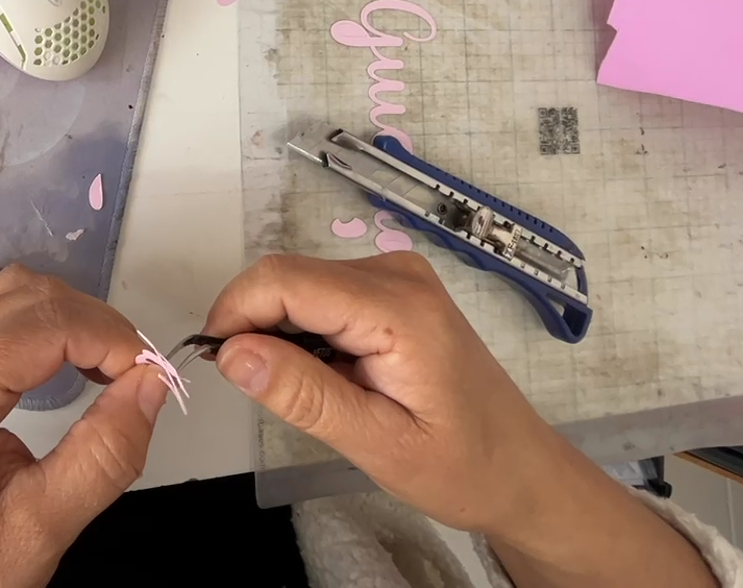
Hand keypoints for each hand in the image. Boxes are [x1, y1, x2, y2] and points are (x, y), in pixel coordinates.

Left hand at [0, 266, 174, 587]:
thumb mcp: (44, 526)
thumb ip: (105, 454)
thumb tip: (151, 382)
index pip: (44, 324)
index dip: (109, 338)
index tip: (151, 374)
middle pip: (29, 297)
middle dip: (96, 325)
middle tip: (137, 375)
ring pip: (8, 288)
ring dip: (66, 312)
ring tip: (102, 362)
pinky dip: (23, 306)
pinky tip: (45, 338)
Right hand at [202, 254, 717, 587]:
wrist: (526, 471)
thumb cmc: (464, 468)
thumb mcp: (379, 445)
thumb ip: (303, 395)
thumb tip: (231, 353)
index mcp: (397, 307)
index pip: (283, 281)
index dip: (235, 312)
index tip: (216, 360)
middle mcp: (392, 271)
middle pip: (285, 276)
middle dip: (251, 322)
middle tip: (254, 382)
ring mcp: (392, 272)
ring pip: (295, 281)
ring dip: (274, 326)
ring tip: (297, 383)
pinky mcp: (387, 284)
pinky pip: (316, 289)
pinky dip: (297, 324)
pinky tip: (320, 367)